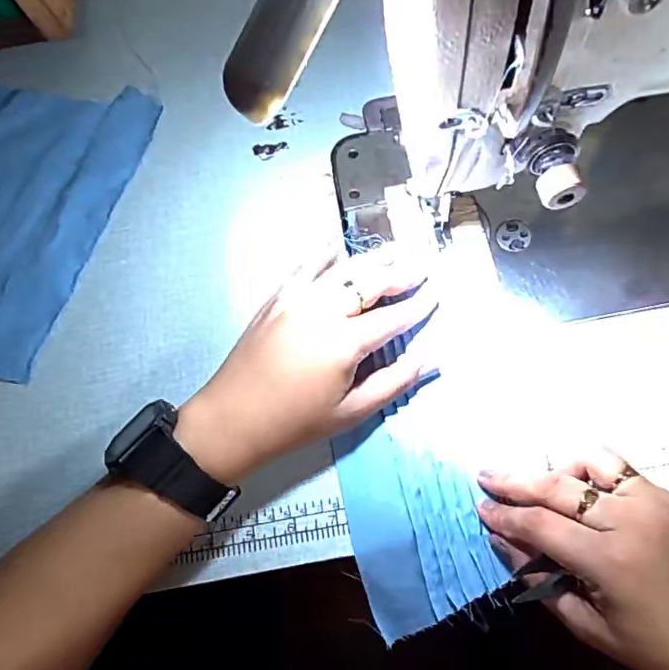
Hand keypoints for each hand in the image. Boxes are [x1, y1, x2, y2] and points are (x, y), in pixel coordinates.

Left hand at [177, 247, 437, 484]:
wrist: (232, 420)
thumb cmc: (296, 422)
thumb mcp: (353, 412)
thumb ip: (394, 382)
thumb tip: (427, 360)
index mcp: (343, 343)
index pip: (391, 318)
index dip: (417, 306)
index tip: (436, 294)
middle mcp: (320, 312)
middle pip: (368, 283)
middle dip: (399, 273)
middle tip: (423, 264)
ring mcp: (295, 301)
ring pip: (340, 270)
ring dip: (371, 260)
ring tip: (395, 251)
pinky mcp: (276, 300)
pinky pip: (305, 269)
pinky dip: (325, 255)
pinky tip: (339, 246)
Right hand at [477, 450, 668, 669]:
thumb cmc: (662, 651)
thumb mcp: (594, 629)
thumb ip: (547, 585)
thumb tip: (513, 548)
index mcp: (609, 559)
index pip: (541, 525)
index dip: (505, 516)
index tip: (481, 508)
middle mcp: (632, 518)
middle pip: (560, 486)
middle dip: (518, 481)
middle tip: (488, 475)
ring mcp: (659, 500)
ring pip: (596, 465)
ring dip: (562, 470)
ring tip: (543, 483)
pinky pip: (628, 476)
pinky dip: (601, 480)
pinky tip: (590, 495)